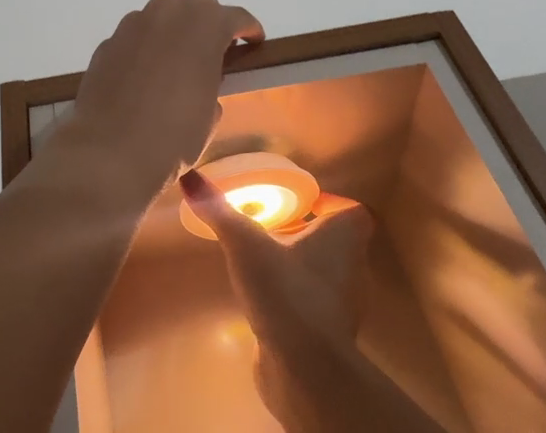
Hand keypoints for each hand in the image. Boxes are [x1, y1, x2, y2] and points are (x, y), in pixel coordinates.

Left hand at [60, 0, 263, 190]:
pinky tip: (145, 75)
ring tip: (179, 61)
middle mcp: (168, 13)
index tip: (253, 43)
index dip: (248, 29)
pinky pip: (136, 35)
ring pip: (163, 13)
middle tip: (215, 50)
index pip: (235, 17)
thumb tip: (201, 80)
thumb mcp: (210, 113)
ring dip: (175, 29)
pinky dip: (147, 46)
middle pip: (197, 3)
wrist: (109, 152)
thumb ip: (212, 83)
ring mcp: (133, 24)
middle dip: (209, 21)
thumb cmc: (173, 135)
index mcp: (204, 26)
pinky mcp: (108, 42)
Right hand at [180, 171, 372, 358]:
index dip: (330, 205)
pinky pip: (316, 307)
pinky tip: (268, 303)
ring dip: (302, 269)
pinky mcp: (332, 336)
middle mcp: (355, 268)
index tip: (299, 205)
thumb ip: (220, 211)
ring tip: (266, 264)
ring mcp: (346, 306)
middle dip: (309, 235)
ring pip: (328, 276)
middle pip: (339, 243)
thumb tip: (190, 178)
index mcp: (345, 238)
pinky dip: (298, 301)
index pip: (351, 213)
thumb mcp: (245, 245)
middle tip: (274, 229)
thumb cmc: (287, 291)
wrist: (305, 369)